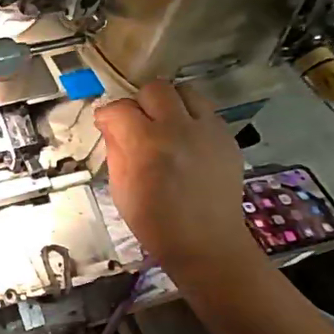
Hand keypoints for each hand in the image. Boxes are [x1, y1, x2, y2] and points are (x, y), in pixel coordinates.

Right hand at [94, 81, 262, 274]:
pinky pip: (205, 112)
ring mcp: (208, 130)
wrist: (207, 244)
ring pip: (185, 91)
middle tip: (138, 123)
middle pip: (155, 89)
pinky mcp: (227, 137)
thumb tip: (112, 125)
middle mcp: (180, 128)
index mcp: (147, 144)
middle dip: (140, 102)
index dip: (108, 115)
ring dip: (170, 104)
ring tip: (165, 126)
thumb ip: (116, 150)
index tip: (106, 124)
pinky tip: (187, 141)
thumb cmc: (156, 224)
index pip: (120, 108)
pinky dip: (191, 119)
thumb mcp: (121, 189)